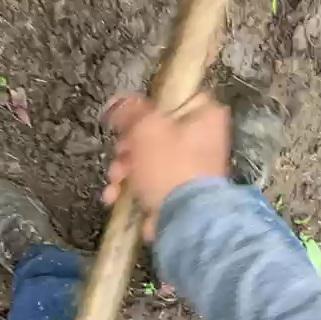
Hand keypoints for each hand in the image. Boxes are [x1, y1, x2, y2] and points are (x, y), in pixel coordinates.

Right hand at [101, 92, 231, 239]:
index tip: (124, 121)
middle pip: (155, 133)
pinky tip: (115, 198)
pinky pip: (151, 183)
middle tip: (120, 155)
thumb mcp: (146, 129)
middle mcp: (203, 140)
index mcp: (205, 115)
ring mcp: (192, 169)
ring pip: (148, 160)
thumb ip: (129, 111)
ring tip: (115, 183)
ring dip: (124, 171)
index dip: (144, 109)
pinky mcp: (180, 194)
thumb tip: (115, 101)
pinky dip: (132, 189)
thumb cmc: (170, 167)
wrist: (186, 220)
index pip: (171, 99)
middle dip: (127, 148)